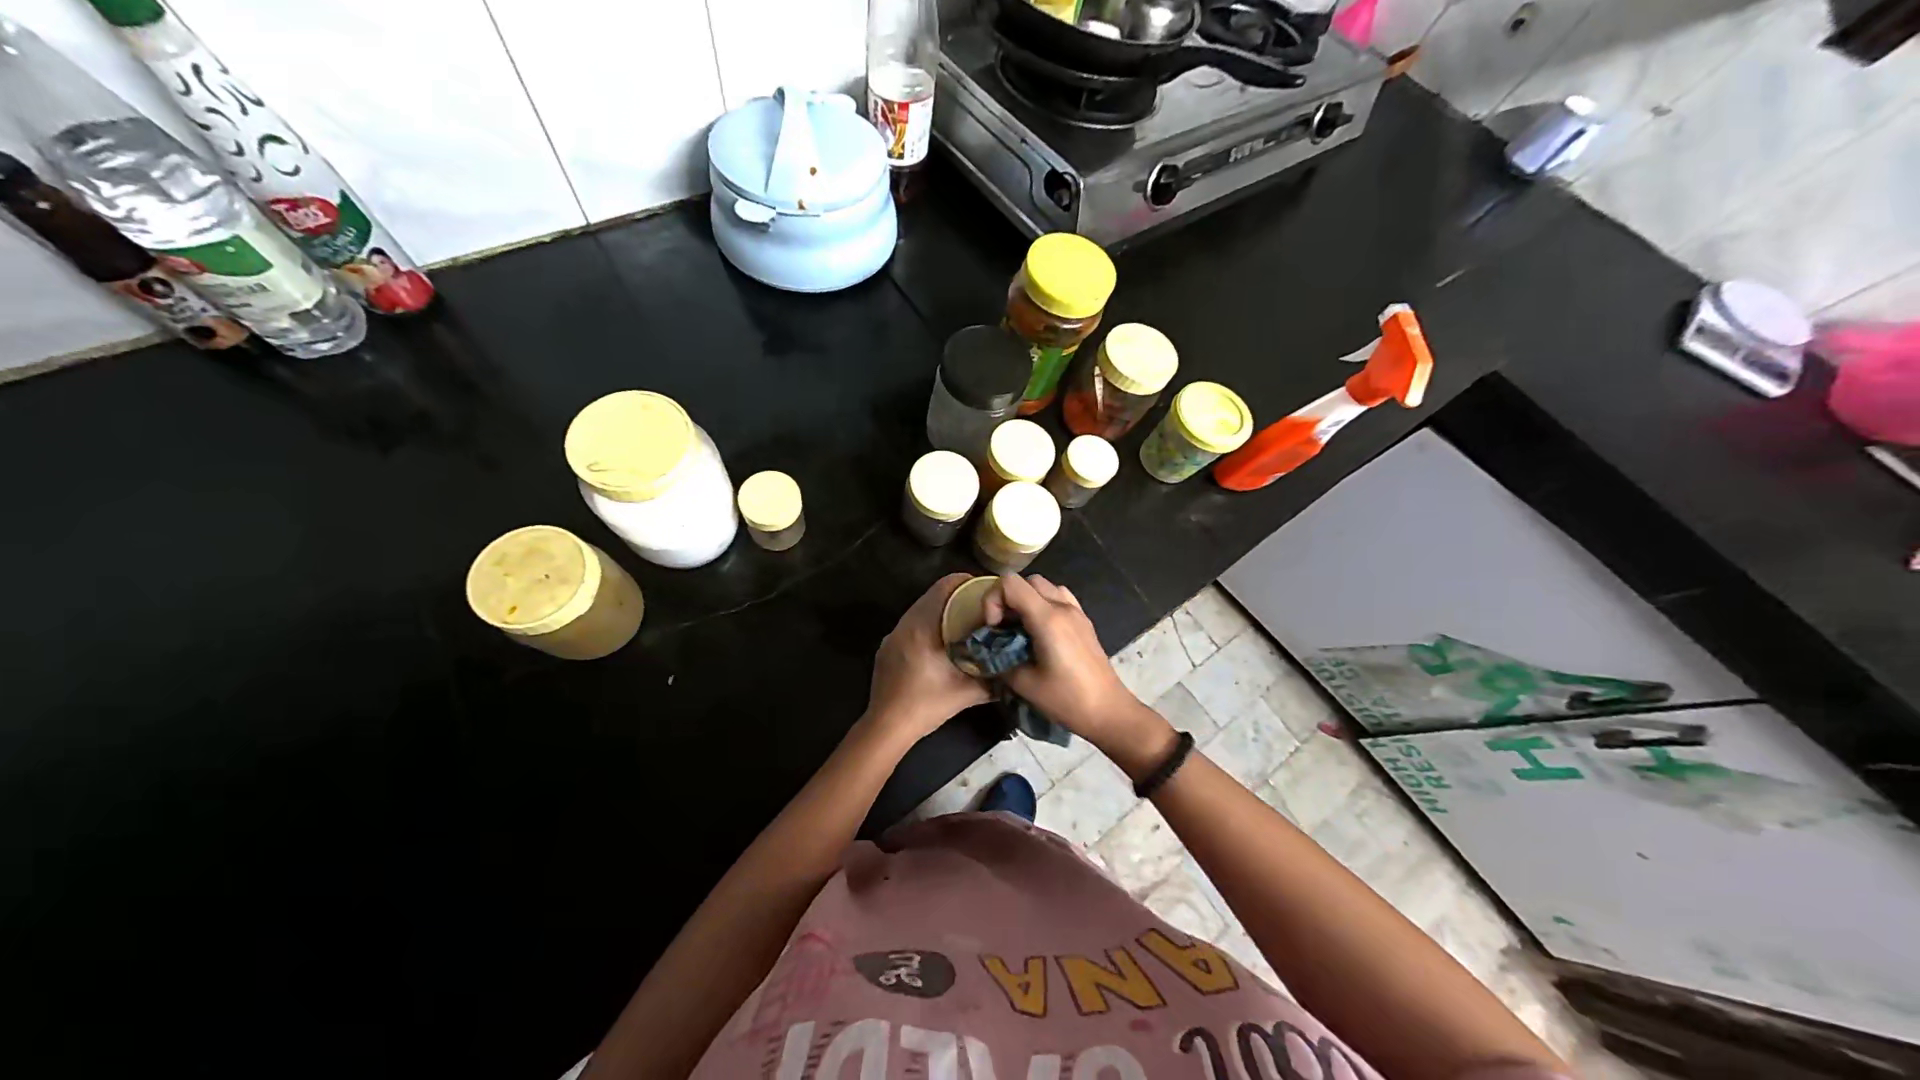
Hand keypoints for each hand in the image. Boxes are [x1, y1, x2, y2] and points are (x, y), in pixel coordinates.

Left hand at [865, 573, 992, 741]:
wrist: (887, 727)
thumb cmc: (927, 705)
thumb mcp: (967, 693)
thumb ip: (994, 679)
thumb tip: (1016, 667)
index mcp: (922, 627)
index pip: (944, 587)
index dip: (967, 583)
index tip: (986, 591)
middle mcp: (905, 624)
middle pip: (932, 596)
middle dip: (958, 597)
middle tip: (982, 608)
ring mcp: (893, 636)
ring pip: (921, 610)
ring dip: (943, 611)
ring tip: (966, 623)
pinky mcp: (887, 648)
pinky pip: (911, 625)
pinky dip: (929, 625)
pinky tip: (942, 642)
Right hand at [983, 574, 1175, 777]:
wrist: (1108, 712)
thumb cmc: (1067, 700)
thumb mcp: (1024, 684)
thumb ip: (1000, 662)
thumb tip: (990, 653)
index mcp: (1048, 618)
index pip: (1010, 584)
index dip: (993, 601)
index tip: (994, 628)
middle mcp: (1063, 607)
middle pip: (1027, 581)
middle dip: (1008, 599)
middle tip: (1003, 629)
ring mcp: (1077, 612)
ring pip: (1044, 587)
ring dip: (1026, 601)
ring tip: (1020, 630)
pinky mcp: (1084, 622)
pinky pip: (1059, 598)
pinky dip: (1043, 606)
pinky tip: (1040, 633)